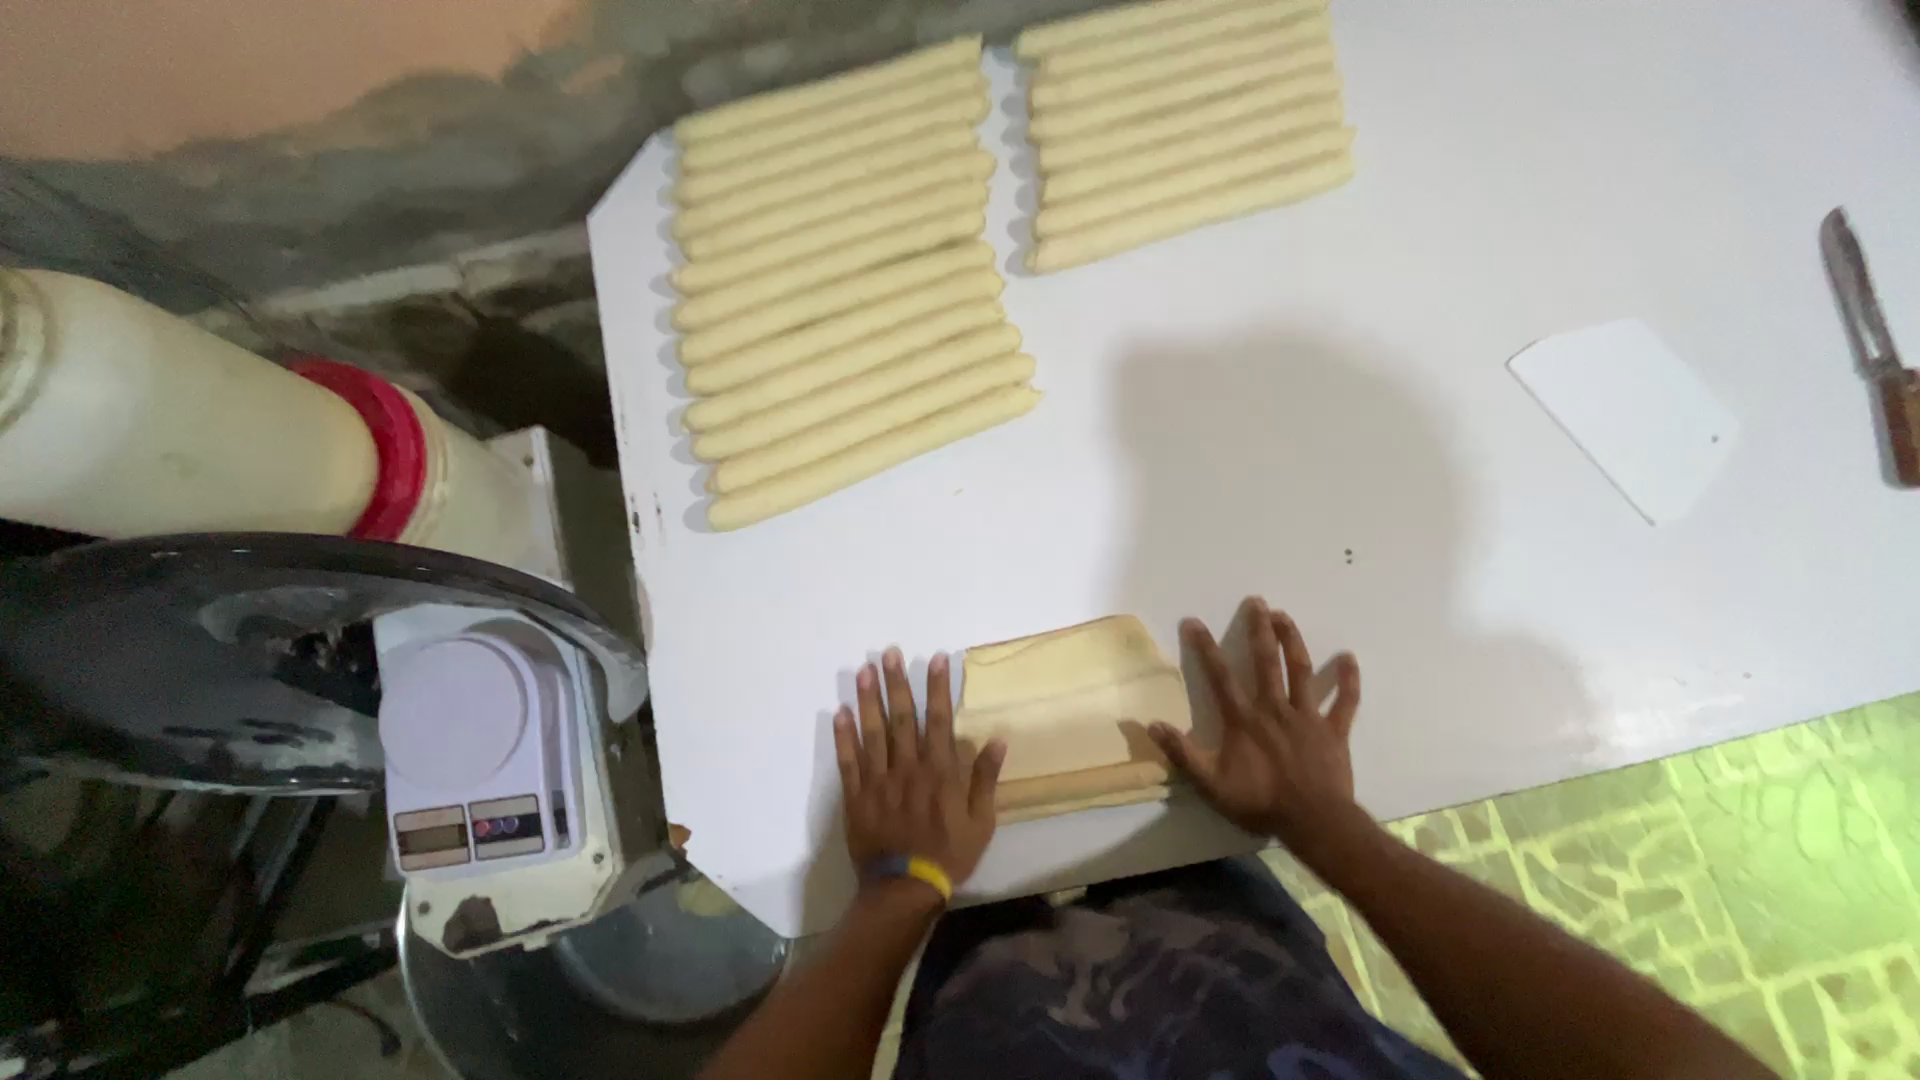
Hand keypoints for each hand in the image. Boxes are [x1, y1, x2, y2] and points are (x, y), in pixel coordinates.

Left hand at [834, 648, 1005, 890]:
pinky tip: (839, 711)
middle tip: (889, 652)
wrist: (905, 890)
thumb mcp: (981, 821)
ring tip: (864, 670)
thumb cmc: (949, 854)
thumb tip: (996, 739)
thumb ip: (986, 779)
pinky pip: (848, 761)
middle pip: (902, 717)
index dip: (938, 687)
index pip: (939, 720)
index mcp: (940, 772)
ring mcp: (880, 781)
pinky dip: (843, 736)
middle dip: (897, 682)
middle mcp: (909, 768)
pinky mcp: (857, 796)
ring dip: (869, 700)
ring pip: (873, 732)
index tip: (935, 659)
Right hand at [1149, 597, 1369, 857]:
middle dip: (1259, 630)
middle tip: (1257, 602)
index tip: (1194, 622)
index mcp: (1244, 719)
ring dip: (1292, 641)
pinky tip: (1348, 658)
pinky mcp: (1334, 730)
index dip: (1205, 648)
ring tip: (1285, 616)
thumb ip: (1182, 753)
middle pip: (1266, 662)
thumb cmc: (1260, 801)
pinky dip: (1347, 680)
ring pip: (1301, 671)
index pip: (1220, 676)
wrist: (1314, 821)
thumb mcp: (1211, 784)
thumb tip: (1152, 725)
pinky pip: (1344, 701)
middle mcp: (1274, 709)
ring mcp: (1307, 717)